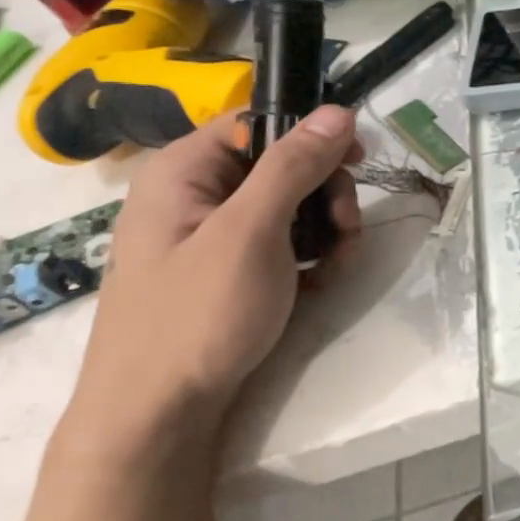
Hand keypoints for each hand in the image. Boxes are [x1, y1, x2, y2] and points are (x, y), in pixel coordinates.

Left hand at [70, 107, 362, 443]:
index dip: (314, 138)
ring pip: (292, 206)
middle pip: (284, 165)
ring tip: (336, 265)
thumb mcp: (252, 232)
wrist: (160, 410)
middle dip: (327, 194)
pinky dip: (313, 256)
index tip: (359, 164)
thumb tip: (337, 110)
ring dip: (328, 229)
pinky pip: (284, 242)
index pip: (261, 123)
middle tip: (345, 231)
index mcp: (184, 171)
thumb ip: (294, 166)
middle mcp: (194, 194)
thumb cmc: (199, 314)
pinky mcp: (229, 268)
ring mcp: (211, 234)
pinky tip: (321, 282)